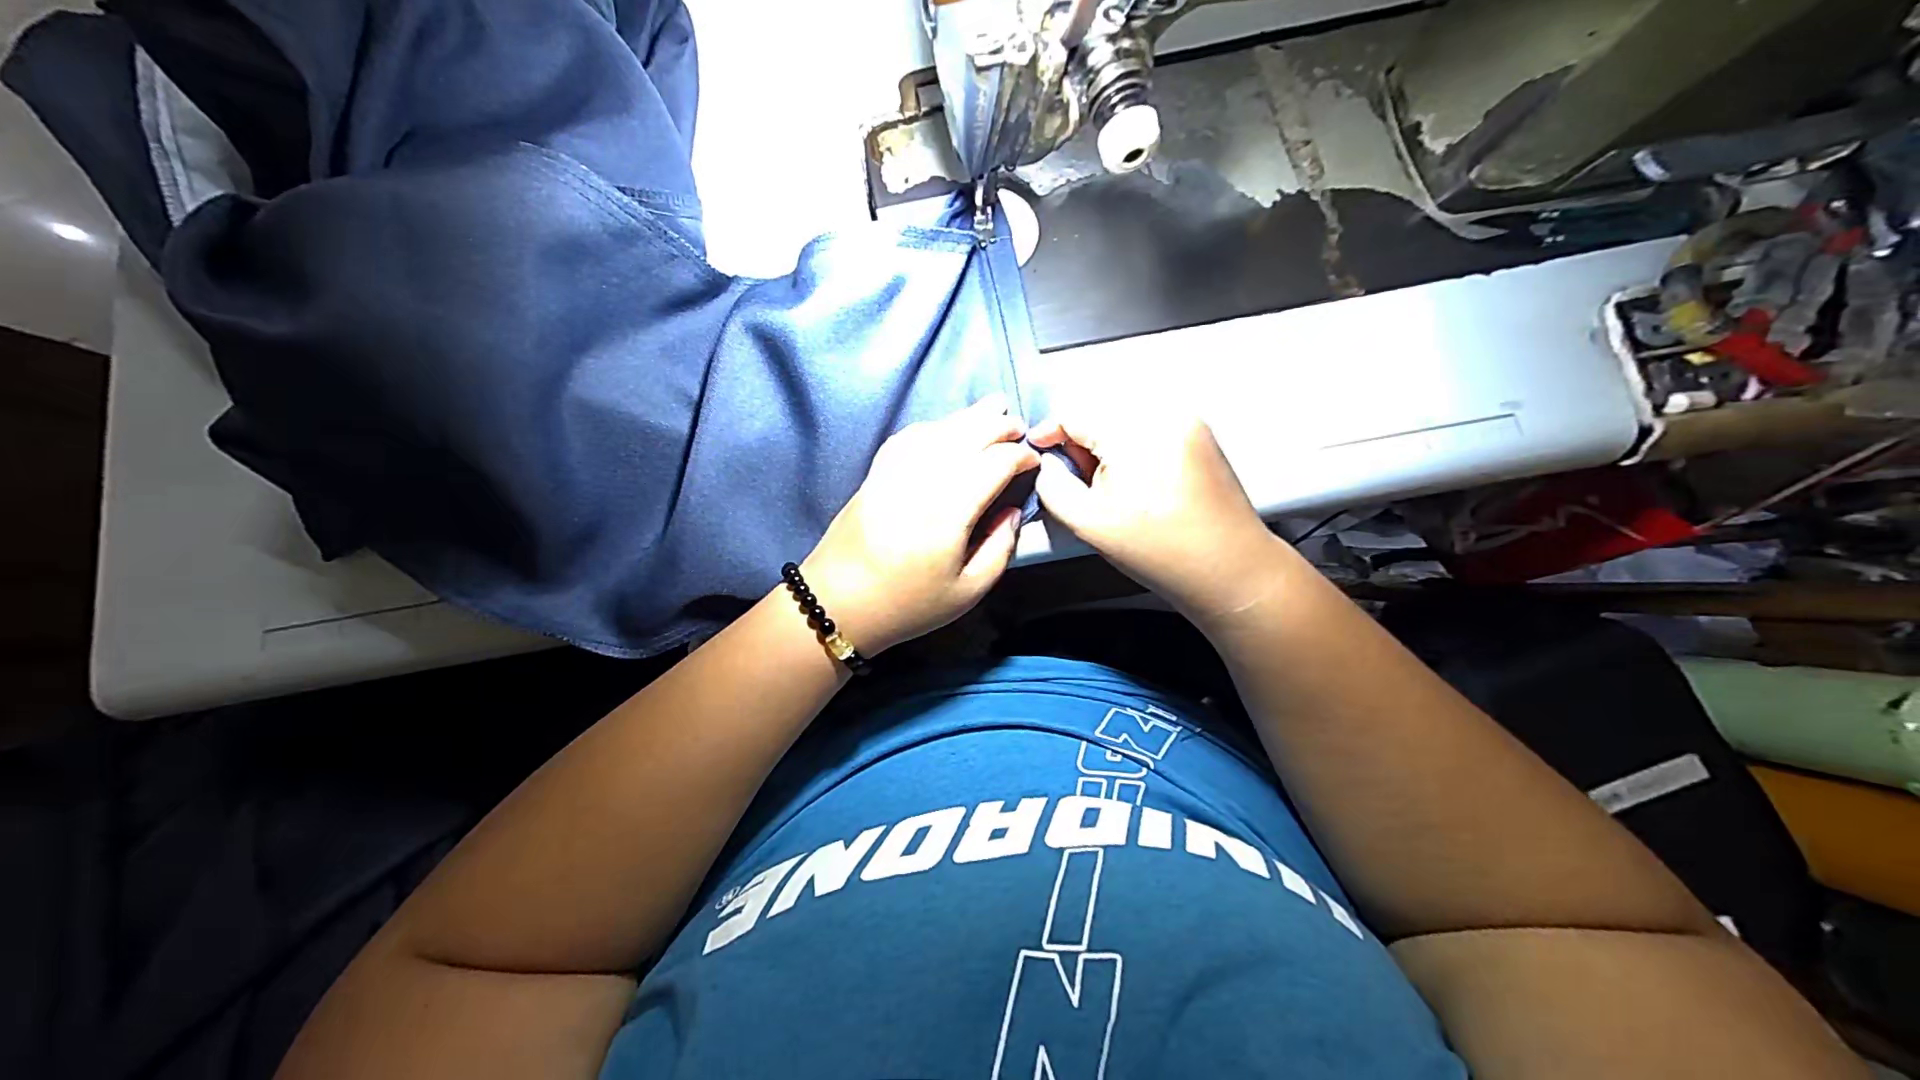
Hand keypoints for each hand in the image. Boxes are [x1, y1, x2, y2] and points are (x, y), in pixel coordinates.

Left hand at [799, 397, 1039, 654]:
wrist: (838, 603)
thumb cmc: (907, 604)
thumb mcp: (968, 591)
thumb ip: (1000, 547)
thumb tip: (1012, 511)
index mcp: (950, 509)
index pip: (995, 462)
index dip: (1020, 456)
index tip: (1034, 461)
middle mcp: (922, 479)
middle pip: (967, 434)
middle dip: (998, 425)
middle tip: (1018, 427)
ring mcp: (894, 471)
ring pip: (938, 429)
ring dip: (968, 417)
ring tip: (991, 411)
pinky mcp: (875, 473)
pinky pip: (908, 436)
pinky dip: (932, 425)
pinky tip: (944, 428)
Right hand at [1031, 408, 1286, 626]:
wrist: (1231, 571)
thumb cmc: (1169, 553)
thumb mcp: (1090, 524)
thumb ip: (1054, 487)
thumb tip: (1046, 465)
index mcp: (1136, 432)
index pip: (1075, 414)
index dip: (1050, 434)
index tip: (1041, 452)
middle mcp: (1166, 417)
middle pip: (1101, 416)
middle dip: (1082, 446)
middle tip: (1082, 486)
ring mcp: (1188, 426)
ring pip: (1125, 425)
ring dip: (1108, 451)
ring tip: (1116, 494)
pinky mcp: (1201, 439)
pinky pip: (1151, 435)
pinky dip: (1135, 454)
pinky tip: (1142, 491)